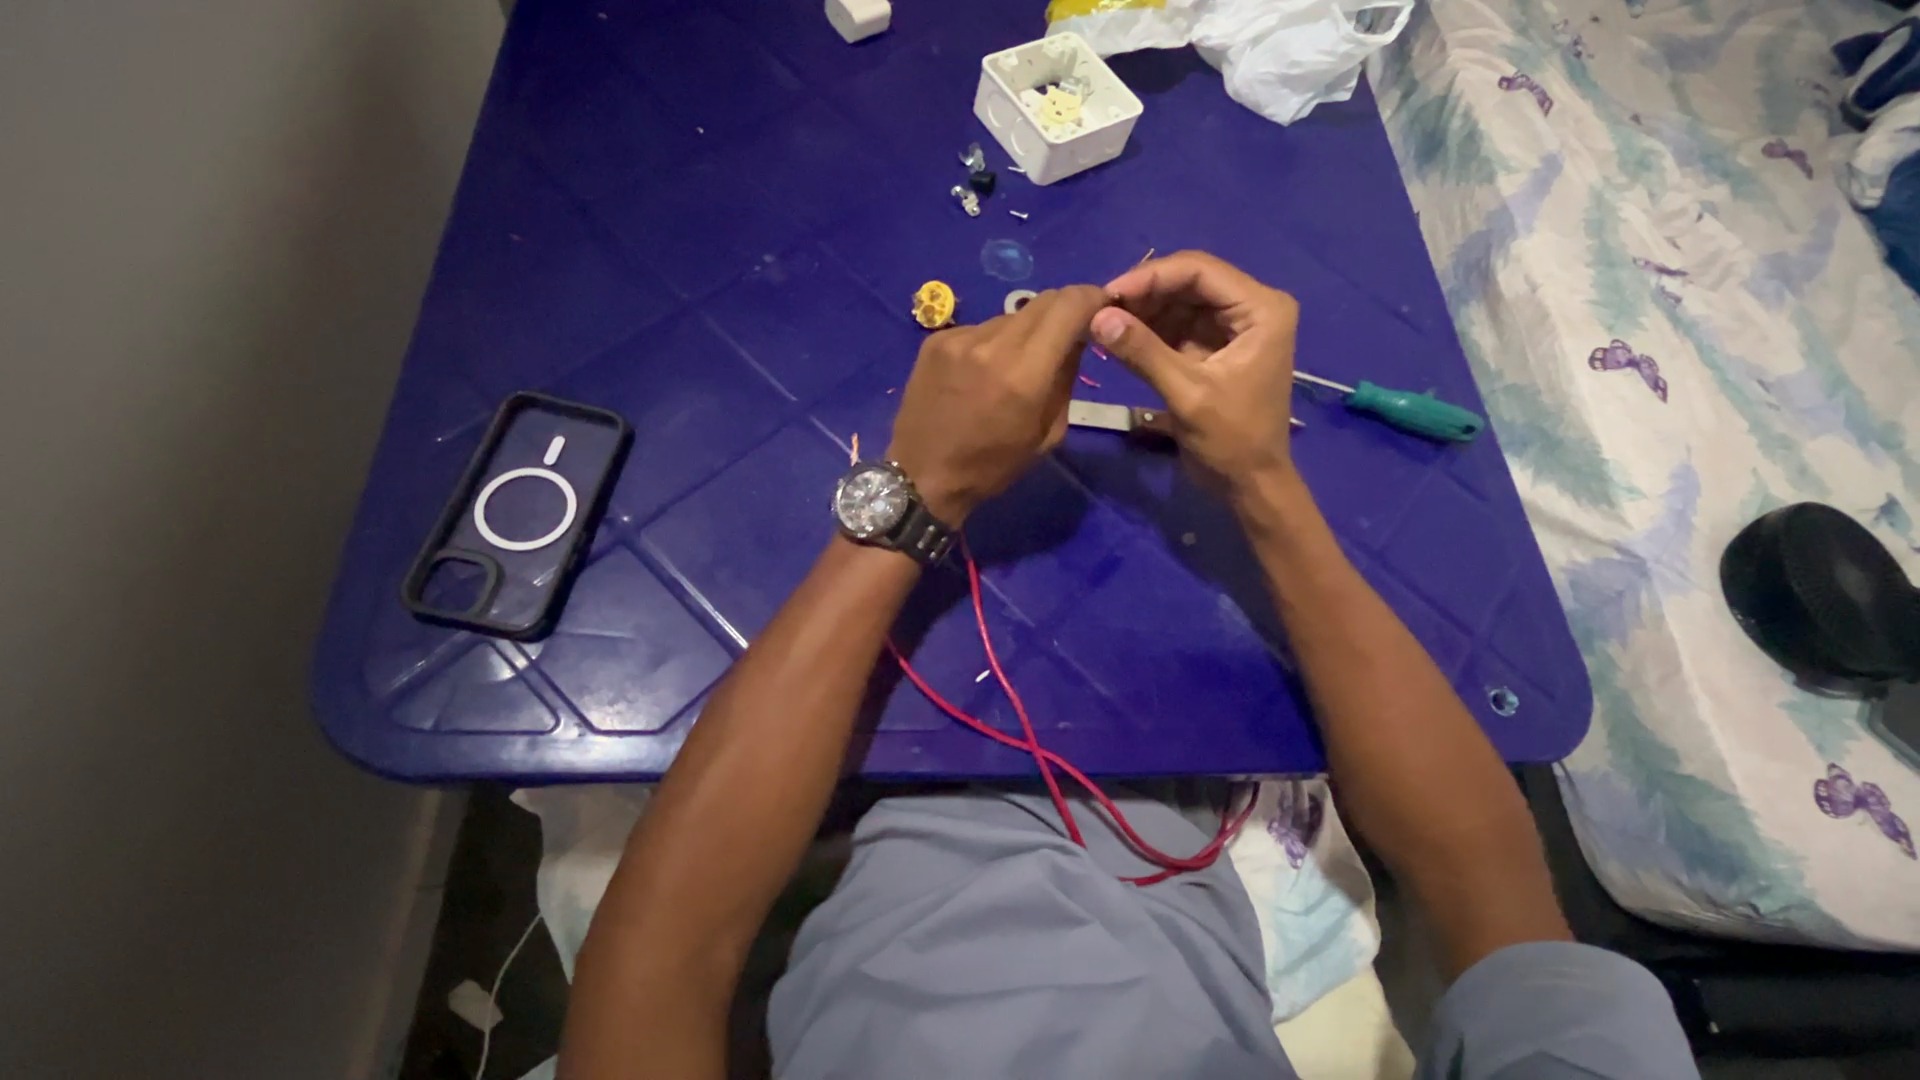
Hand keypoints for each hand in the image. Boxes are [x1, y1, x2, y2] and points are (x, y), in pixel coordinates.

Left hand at [887, 285, 1108, 524]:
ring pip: (1010, 317)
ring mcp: (960, 339)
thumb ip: (1066, 380)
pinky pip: (979, 329)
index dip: (1093, 298)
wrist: (922, 476)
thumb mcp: (1047, 435)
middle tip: (1067, 334)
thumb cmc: (991, 466)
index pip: (1070, 306)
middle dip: (1064, 311)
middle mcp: (992, 345)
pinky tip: (980, 374)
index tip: (1102, 306)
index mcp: (1025, 374)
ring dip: (1025, 332)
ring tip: (1015, 366)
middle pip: (1043, 301)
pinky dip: (991, 343)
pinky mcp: (936, 340)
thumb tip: (1077, 341)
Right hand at [1091, 251, 1299, 493]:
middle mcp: (1251, 307)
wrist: (1249, 484)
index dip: (1150, 277)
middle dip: (1144, 293)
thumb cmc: (1231, 440)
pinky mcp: (1213, 347)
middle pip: (1189, 282)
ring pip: (1179, 301)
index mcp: (1261, 309)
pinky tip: (1117, 338)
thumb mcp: (1186, 394)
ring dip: (1142, 311)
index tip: (1107, 293)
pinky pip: (1176, 326)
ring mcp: (1232, 327)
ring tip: (1103, 323)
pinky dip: (1148, 331)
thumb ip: (1143, 352)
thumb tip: (1097, 317)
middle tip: (1099, 308)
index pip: (1200, 271)